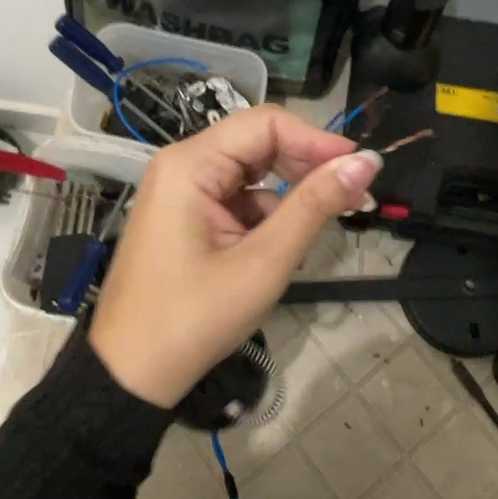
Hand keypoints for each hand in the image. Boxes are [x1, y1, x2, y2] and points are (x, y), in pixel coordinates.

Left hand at [88, 105, 382, 408]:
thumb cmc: (194, 318)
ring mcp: (181, 192)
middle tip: (357, 196)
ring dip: (291, 191)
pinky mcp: (185, 217)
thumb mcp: (263, 262)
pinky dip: (267, 214)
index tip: (362, 168)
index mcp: (190, 165)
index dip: (317, 139)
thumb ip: (314, 206)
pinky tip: (287, 242)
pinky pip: (236, 198)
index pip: (266, 124)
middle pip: (258, 143)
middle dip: (308, 165)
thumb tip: (366, 161)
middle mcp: (182, 166)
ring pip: (251, 172)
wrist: (131, 374)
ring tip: (330, 220)